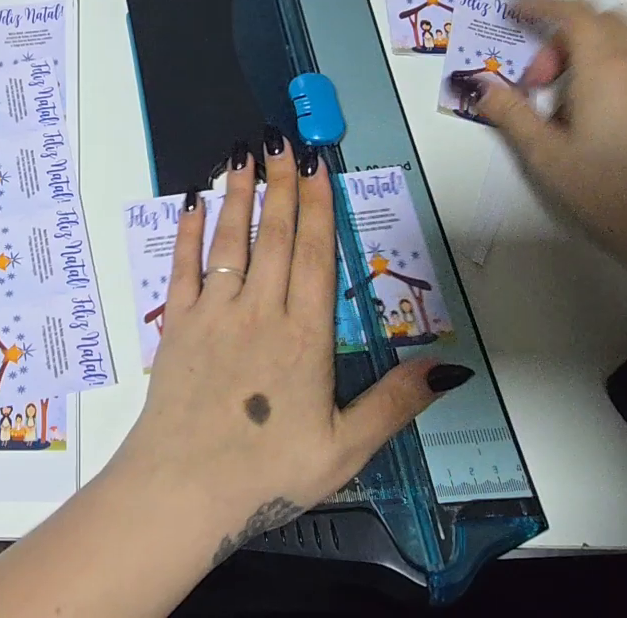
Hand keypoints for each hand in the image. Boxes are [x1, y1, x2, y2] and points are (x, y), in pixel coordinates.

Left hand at [103, 131, 465, 564]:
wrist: (184, 487)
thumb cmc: (267, 473)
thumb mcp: (345, 448)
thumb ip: (395, 402)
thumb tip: (448, 365)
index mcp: (304, 336)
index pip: (316, 255)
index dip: (318, 206)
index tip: (317, 166)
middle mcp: (259, 311)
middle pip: (276, 235)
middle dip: (281, 183)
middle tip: (282, 138)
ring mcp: (214, 312)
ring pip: (230, 239)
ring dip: (237, 194)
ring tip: (241, 153)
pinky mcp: (178, 323)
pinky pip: (184, 266)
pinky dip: (188, 231)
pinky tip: (193, 202)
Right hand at [463, 0, 626, 362]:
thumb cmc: (615, 197)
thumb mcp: (547, 159)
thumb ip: (510, 114)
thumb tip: (479, 85)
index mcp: (608, 69)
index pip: (574, 13)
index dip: (540, 4)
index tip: (512, 8)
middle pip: (606, 21)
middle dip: (564, 33)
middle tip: (538, 75)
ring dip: (593, 55)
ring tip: (568, 103)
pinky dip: (618, 76)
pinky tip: (606, 125)